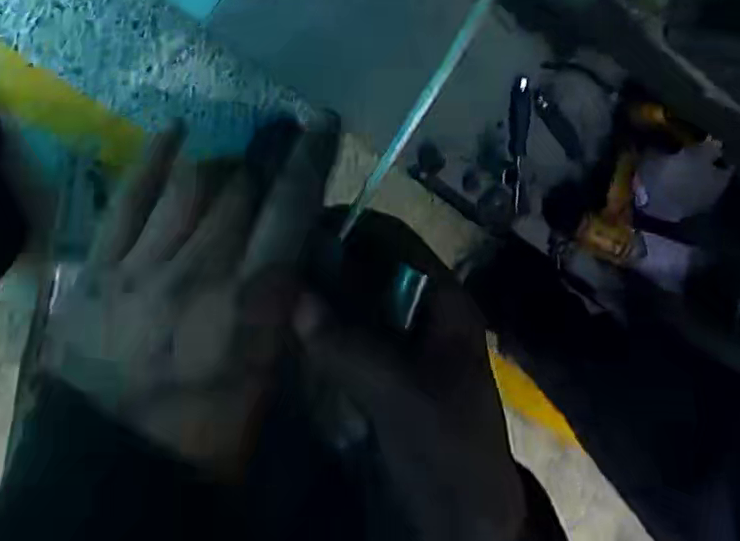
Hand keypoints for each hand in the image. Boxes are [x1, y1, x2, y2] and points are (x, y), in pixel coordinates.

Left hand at [42, 117, 338, 476]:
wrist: (110, 473)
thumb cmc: (205, 431)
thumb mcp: (268, 377)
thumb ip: (285, 303)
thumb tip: (299, 247)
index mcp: (249, 303)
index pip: (289, 208)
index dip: (310, 158)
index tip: (321, 121)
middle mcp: (199, 270)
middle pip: (238, 187)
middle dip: (261, 166)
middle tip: (269, 161)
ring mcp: (143, 265)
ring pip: (190, 183)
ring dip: (218, 168)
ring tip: (227, 171)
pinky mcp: (98, 268)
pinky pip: (129, 196)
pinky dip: (154, 158)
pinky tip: (174, 132)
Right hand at [293, 218, 526, 540]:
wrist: (469, 521)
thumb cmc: (451, 448)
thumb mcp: (405, 399)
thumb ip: (351, 349)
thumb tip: (296, 300)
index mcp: (442, 298)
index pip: (393, 240)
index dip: (350, 227)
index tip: (301, 230)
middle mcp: (420, 306)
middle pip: (367, 265)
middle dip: (324, 262)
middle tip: (275, 266)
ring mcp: (400, 337)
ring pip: (352, 296)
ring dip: (316, 293)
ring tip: (271, 294)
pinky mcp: (381, 366)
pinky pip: (345, 329)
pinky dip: (318, 325)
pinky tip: (287, 329)